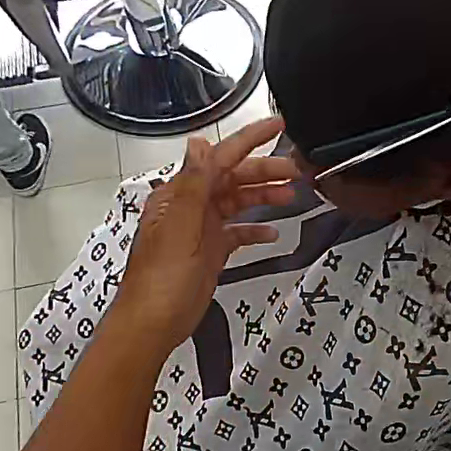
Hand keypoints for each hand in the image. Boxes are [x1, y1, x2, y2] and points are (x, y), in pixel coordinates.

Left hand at [113, 116, 299, 349]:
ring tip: (293, 196)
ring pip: (237, 203)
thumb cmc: (163, 280)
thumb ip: (192, 186)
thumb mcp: (181, 230)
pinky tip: (272, 233)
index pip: (219, 159)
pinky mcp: (210, 251)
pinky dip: (254, 230)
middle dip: (265, 171)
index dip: (249, 140)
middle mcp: (190, 207)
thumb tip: (199, 144)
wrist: (152, 324)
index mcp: (180, 196)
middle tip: (298, 171)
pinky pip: (236, 232)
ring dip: (264, 197)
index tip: (277, 126)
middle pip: (233, 179)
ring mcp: (201, 230)